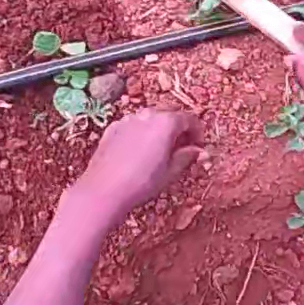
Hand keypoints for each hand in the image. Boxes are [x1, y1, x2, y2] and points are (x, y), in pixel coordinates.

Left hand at [67, 108, 203, 220]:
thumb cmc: (141, 183)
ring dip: (159, 129)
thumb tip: (198, 151)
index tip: (198, 145)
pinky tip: (140, 152)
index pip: (189, 119)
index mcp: (166, 122)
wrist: (105, 190)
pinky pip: (133, 125)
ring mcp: (127, 120)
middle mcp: (147, 115)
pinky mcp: (113, 129)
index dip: (197, 132)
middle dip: (178, 127)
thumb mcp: (170, 172)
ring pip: (150, 118)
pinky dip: (141, 133)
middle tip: (183, 146)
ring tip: (161, 150)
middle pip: (169, 113)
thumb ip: (186, 156)